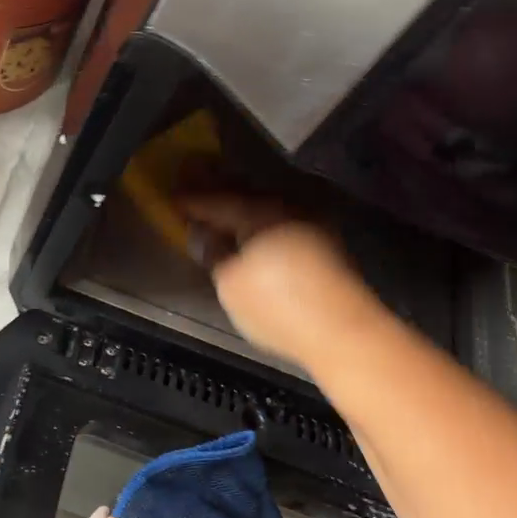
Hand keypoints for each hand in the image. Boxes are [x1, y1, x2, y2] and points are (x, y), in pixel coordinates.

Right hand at [179, 192, 387, 364]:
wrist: (343, 332)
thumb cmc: (277, 307)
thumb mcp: (230, 284)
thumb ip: (213, 253)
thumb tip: (204, 234)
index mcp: (258, 212)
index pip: (216, 199)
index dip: (192, 200)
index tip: (173, 197)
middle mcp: (287, 208)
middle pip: (245, 194)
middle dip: (220, 191)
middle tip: (196, 184)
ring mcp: (311, 224)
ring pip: (267, 207)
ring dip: (243, 206)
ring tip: (223, 211)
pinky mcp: (325, 245)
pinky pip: (282, 222)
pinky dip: (262, 223)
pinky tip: (254, 233)